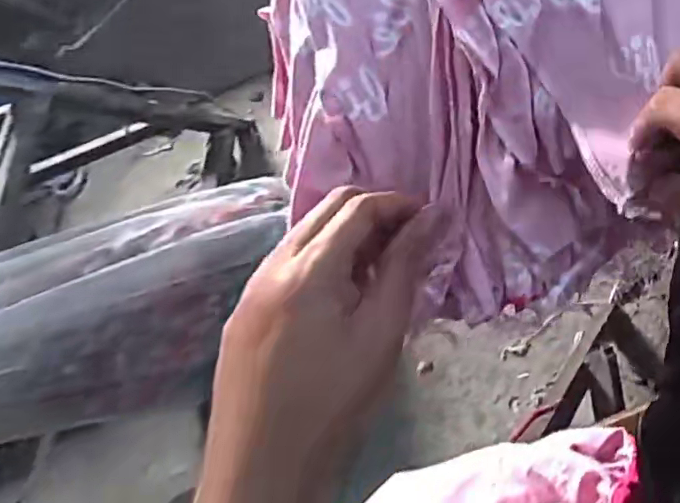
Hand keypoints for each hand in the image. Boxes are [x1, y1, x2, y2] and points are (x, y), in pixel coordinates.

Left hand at [197, 188, 440, 502]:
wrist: (261, 477)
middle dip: (376, 211)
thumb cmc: (335, 397)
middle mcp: (270, 270)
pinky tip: (347, 294)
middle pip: (329, 208)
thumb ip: (407, 261)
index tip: (432, 222)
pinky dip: (326, 257)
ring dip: (350, 233)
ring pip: (308, 232)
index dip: (401, 204)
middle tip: (409, 238)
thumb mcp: (385, 325)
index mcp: (306, 271)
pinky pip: (290, 262)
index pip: (359, 207)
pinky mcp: (243, 316)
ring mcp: (250, 293)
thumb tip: (436, 213)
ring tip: (382, 268)